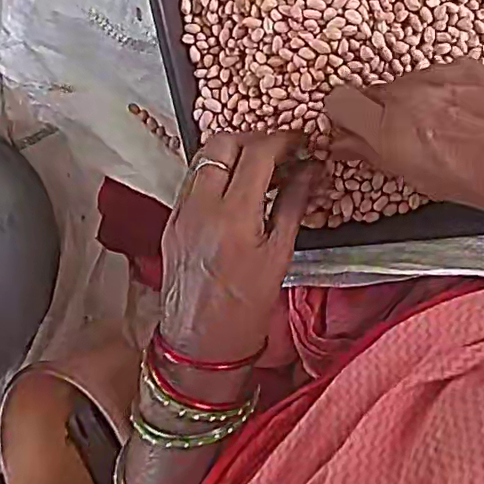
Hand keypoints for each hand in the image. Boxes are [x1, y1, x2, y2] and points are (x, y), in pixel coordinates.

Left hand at [160, 131, 320, 359]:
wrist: (200, 345)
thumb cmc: (248, 306)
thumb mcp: (281, 253)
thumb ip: (295, 203)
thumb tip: (312, 169)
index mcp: (234, 215)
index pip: (257, 153)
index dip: (283, 139)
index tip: (300, 141)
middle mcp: (200, 206)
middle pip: (223, 142)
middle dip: (254, 138)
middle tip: (280, 151)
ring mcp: (180, 212)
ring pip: (203, 158)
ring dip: (233, 152)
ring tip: (260, 168)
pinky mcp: (171, 222)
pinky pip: (193, 180)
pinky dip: (217, 173)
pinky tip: (237, 190)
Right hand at [323, 59, 483, 215]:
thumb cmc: (478, 181)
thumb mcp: (420, 180)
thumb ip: (376, 155)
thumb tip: (344, 142)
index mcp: (391, 131)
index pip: (338, 101)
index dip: (343, 114)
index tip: (355, 126)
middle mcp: (407, 96)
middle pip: (371, 92)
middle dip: (379, 111)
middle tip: (404, 132)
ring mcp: (436, 75)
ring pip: (404, 83)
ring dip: (412, 101)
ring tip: (442, 123)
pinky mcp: (461, 63)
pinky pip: (434, 74)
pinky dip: (440, 90)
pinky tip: (462, 109)